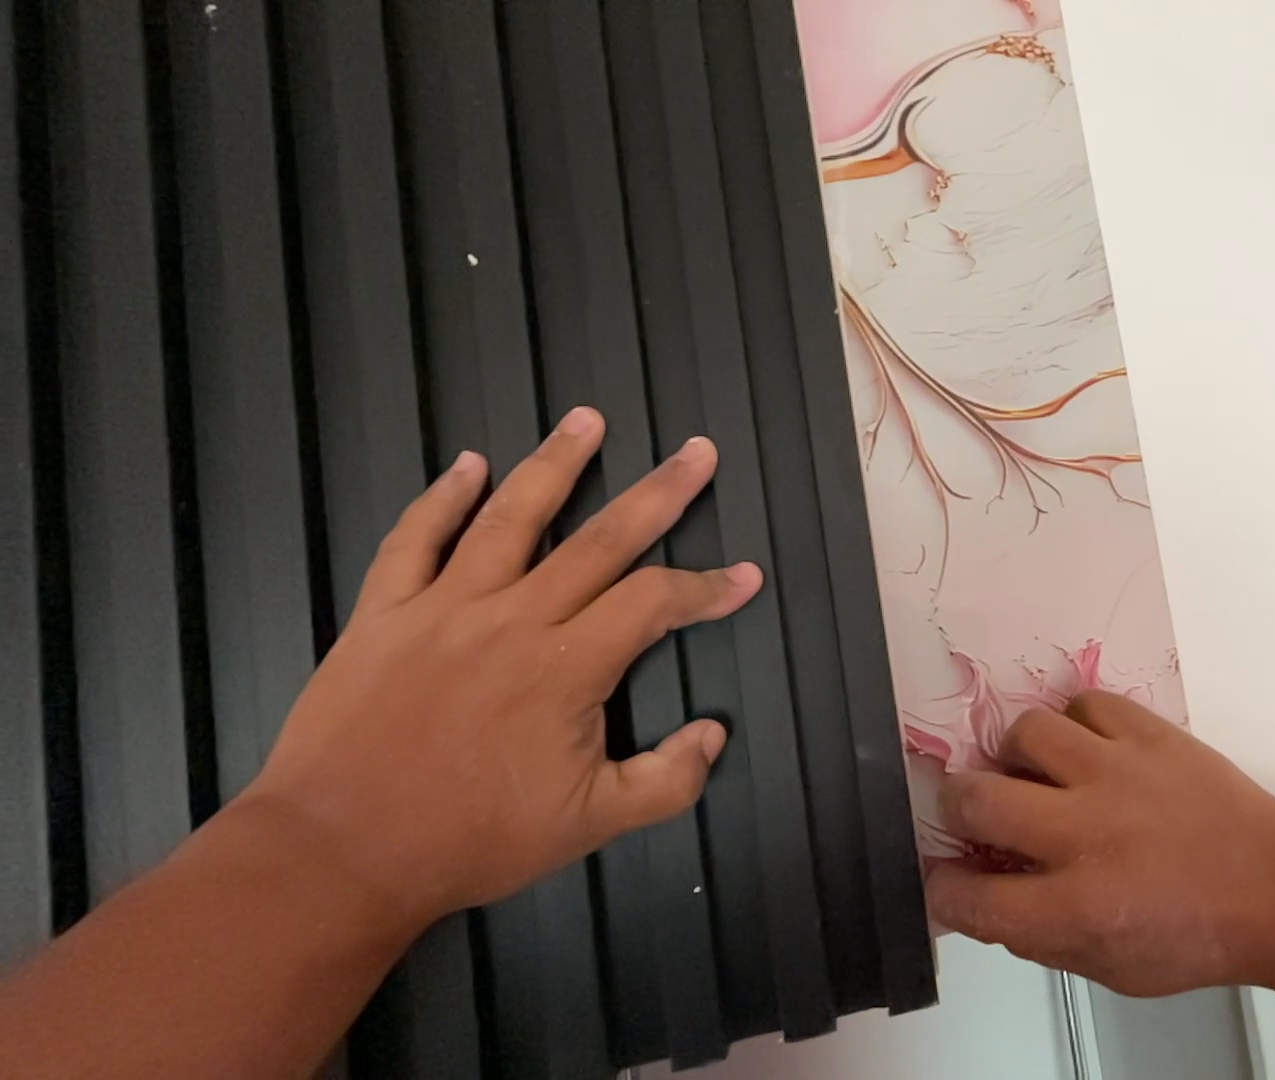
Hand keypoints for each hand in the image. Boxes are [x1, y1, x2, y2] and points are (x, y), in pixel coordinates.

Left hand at [236, 407, 757, 923]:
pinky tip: (468, 464)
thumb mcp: (593, 826)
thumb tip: (716, 732)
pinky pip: (413, 541)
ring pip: (511, 518)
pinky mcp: (384, 614)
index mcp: (569, 666)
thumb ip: (669, 779)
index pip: (657, 602)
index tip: (746, 577)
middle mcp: (516, 618)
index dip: (709, 588)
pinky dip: (441, 499)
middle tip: (697, 450)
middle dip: (660, 492)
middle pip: (602, 539)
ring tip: (587, 419)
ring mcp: (445, 608)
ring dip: (555, 463)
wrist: (337, 857)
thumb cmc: (473, 839)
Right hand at [925, 692, 1274, 996]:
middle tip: (970, 806)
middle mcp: (1086, 833)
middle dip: (955, 804)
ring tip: (1033, 769)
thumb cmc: (1196, 936)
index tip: (946, 876)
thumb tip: (980, 893)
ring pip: (1023, 732)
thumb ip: (1036, 934)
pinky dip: (1075, 724)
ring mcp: (1117, 773)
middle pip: (976, 800)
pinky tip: (1087, 747)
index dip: (942, 887)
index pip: (969, 896)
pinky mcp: (1148, 733)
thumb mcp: (1111, 966)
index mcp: (1077, 907)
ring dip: (1014, 754)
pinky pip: (1083, 703)